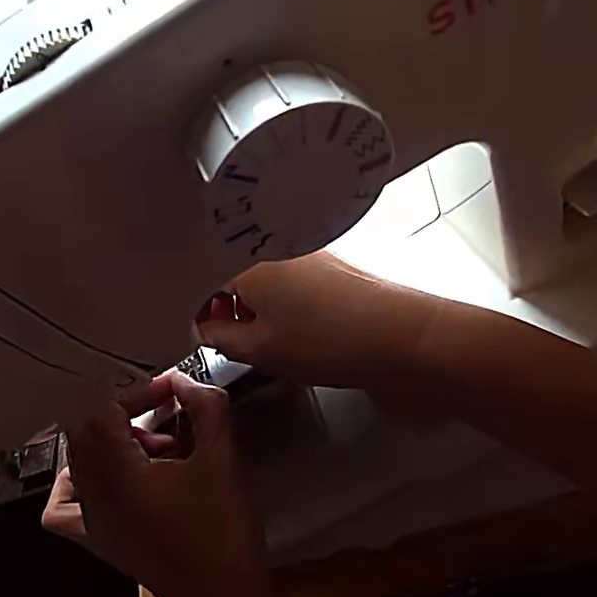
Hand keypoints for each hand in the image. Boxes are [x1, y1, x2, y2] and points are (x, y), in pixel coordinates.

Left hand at [43, 371, 266, 596]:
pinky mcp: (98, 538)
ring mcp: (90, 521)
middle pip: (85, 432)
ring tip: (160, 443)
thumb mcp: (221, 455)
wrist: (219, 592)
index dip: (136, 391)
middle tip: (168, 405)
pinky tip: (117, 472)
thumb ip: (204, 407)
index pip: (101, 413)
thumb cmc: (221, 524)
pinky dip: (82, 478)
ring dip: (115, 438)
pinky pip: (67, 503)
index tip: (172, 388)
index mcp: (116, 477)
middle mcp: (92, 498)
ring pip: (80, 460)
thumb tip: (184, 380)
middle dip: (126, 409)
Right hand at [194, 252, 464, 396]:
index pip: (205, 274)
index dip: (199, 307)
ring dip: (259, 304)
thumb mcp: (259, 349)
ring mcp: (311, 254)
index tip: (201, 333)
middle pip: (238, 271)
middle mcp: (280, 247)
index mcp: (252, 259)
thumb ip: (220, 338)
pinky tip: (297, 329)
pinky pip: (295, 281)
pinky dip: (287, 302)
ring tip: (268, 339)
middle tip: (230, 340)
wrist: (398, 335)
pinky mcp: (335, 267)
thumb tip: (210, 330)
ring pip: (268, 277)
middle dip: (229, 305)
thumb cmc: (330, 339)